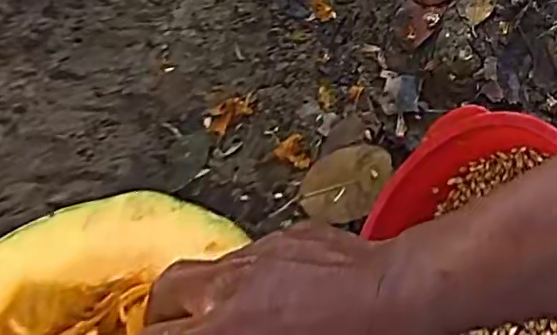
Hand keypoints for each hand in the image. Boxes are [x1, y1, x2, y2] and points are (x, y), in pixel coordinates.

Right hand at [146, 223, 415, 334]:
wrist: (388, 296)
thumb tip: (210, 329)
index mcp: (219, 330)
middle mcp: (234, 283)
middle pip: (169, 288)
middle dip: (168, 313)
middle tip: (182, 330)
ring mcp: (266, 249)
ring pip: (216, 263)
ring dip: (215, 287)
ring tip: (233, 313)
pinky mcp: (296, 230)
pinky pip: (258, 250)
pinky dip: (256, 269)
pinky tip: (278, 290)